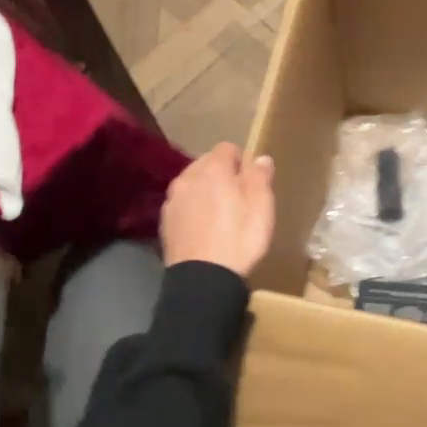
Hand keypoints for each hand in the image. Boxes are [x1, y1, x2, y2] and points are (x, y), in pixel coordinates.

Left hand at [161, 143, 274, 278]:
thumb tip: (260, 158)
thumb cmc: (239, 238)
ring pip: (192, 184)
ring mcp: (172, 200)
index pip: (227, 148)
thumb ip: (260, 177)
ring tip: (219, 214)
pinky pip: (182, 205)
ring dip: (204, 191)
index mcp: (213, 169)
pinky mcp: (164, 222)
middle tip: (237, 197)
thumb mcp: (261, 206)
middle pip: (206, 164)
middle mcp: (188, 177)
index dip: (241, 161)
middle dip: (221, 174)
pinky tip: (204, 229)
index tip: (251, 180)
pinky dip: (192, 210)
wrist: (203, 279)